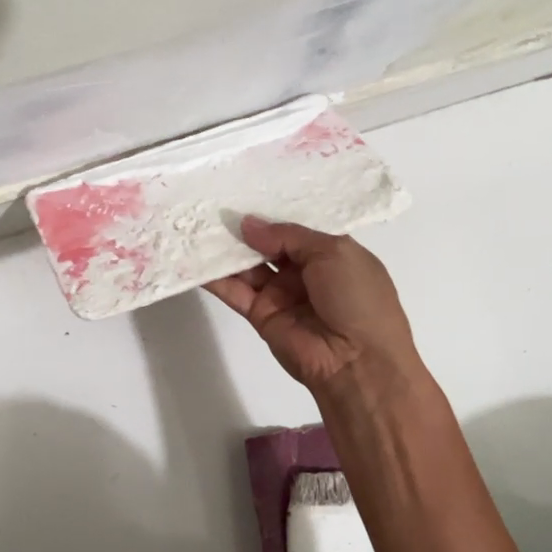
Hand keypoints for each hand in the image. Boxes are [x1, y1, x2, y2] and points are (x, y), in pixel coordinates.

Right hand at [203, 217, 423, 395]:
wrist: (356, 361)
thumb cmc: (357, 298)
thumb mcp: (333, 252)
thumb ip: (288, 236)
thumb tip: (247, 224)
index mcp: (331, 254)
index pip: (296, 229)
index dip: (273, 212)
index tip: (244, 191)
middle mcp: (304, 272)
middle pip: (267, 245)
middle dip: (243, 228)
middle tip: (213, 205)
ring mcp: (280, 294)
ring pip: (247, 266)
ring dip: (224, 249)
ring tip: (197, 226)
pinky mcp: (259, 314)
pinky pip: (235, 291)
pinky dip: (214, 278)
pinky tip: (194, 259)